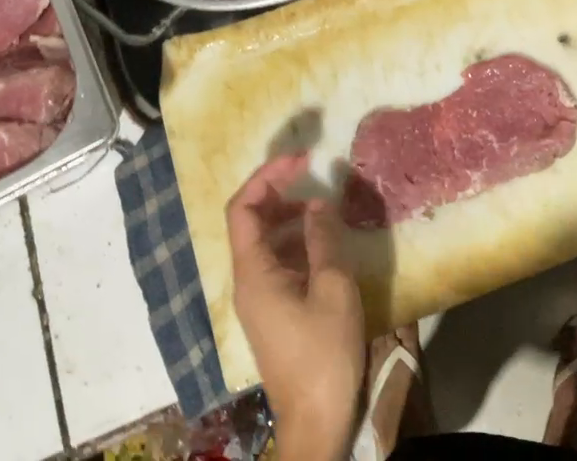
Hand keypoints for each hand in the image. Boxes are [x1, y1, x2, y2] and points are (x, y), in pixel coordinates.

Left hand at [227, 153, 364, 460]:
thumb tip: (318, 200)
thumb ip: (324, 239)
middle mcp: (247, 280)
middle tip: (315, 175)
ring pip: (266, 242)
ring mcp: (259, 297)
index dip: (267, 176)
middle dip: (279, 192)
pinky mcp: (274, 311)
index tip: (301, 160)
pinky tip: (326, 244)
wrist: (316, 417)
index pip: (243, 208)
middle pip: (251, 221)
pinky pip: (279, 263)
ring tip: (326, 206)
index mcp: (253, 271)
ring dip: (291, 217)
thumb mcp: (333, 287)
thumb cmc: (324, 351)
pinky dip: (298, 243)